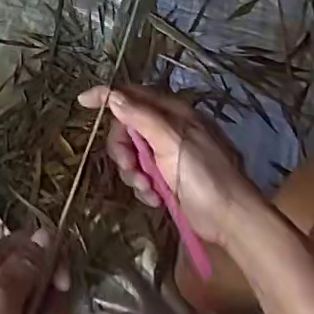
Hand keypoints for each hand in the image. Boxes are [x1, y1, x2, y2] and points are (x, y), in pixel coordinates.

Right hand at [79, 85, 259, 245]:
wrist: (231, 219)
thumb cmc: (205, 175)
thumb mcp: (171, 142)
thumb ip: (141, 117)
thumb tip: (113, 96)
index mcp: (173, 112)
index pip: (133, 94)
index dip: (107, 96)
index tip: (82, 102)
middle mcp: (168, 128)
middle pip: (127, 127)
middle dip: (122, 149)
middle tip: (130, 166)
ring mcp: (167, 153)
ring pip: (131, 153)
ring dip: (133, 172)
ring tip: (148, 188)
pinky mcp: (166, 176)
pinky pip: (141, 173)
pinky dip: (143, 186)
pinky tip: (156, 197)